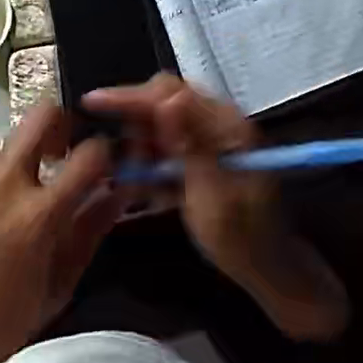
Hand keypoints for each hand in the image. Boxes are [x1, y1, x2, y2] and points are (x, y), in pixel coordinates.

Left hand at [0, 105, 122, 362]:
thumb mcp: (58, 284)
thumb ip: (91, 230)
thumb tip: (119, 192)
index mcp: (39, 214)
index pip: (90, 153)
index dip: (106, 150)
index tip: (105, 160)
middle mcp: (4, 182)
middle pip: (44, 114)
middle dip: (62, 124)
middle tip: (64, 151)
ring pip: (11, 141)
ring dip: (25, 158)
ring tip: (20, 196)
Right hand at [83, 75, 348, 340]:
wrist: (270, 270)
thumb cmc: (243, 239)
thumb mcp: (210, 195)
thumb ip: (187, 145)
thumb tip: (166, 99)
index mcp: (226, 124)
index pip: (171, 92)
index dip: (130, 96)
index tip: (92, 103)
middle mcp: (220, 120)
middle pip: (164, 101)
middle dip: (137, 126)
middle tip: (125, 164)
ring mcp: (213, 135)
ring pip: (162, 123)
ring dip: (143, 147)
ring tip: (137, 182)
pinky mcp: (206, 153)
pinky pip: (169, 145)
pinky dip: (154, 162)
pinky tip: (148, 188)